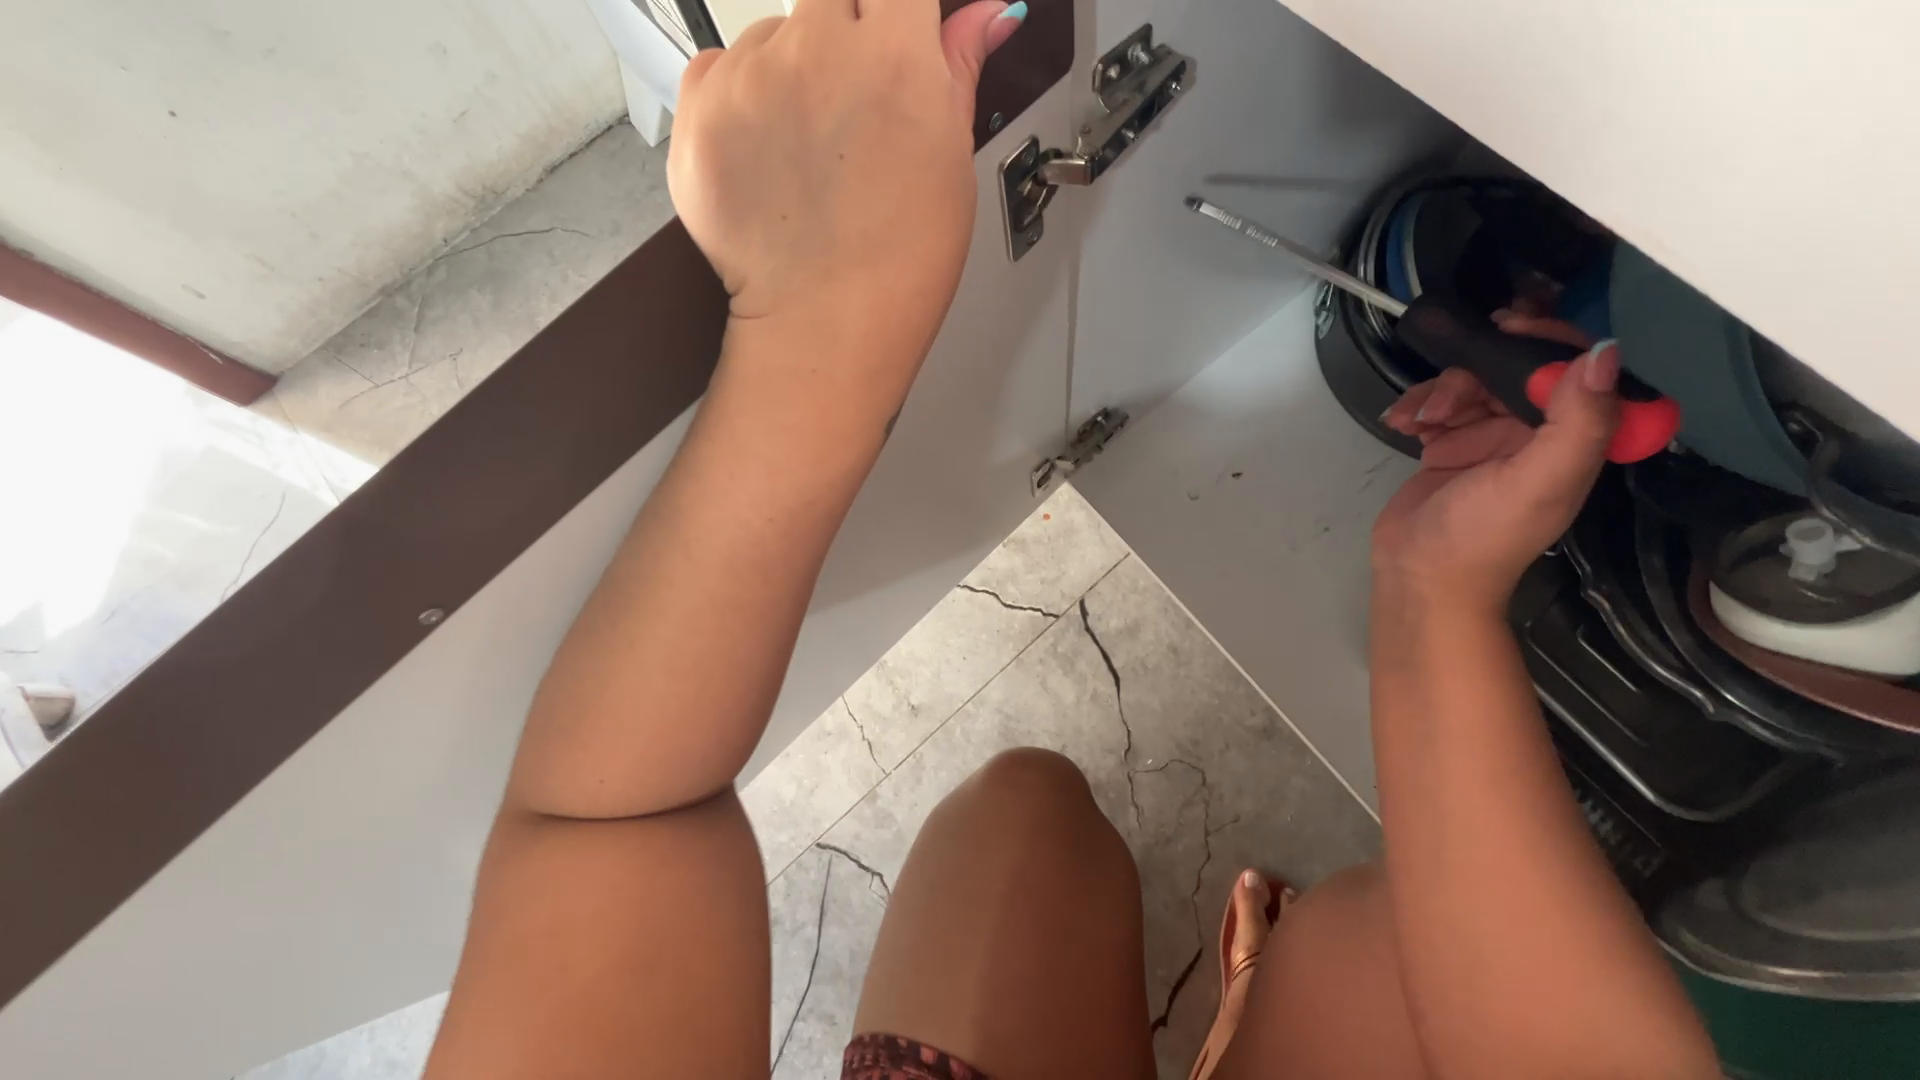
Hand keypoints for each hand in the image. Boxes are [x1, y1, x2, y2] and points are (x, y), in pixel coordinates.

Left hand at [667, 0, 1023, 384]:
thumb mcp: (951, 159)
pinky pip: (717, 69)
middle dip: (846, 39)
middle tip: (854, 116)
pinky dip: (739, 98)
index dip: (895, 15)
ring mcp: (751, 79)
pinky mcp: (699, 113)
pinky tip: (767, 154)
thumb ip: (960, 66)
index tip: (893, 41)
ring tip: (808, 153)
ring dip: (790, 73)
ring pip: (772, 35)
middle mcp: (817, 49)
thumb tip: (991, 10)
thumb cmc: (899, 261)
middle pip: (830, 0)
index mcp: (895, 55)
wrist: (827, 322)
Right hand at [1372, 315, 1620, 614]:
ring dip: (1441, 391)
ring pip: (1471, 384)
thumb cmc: (1484, 535)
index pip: (1579, 370)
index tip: (1509, 330)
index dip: (1552, 341)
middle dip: (1479, 369)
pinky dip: (1417, 407)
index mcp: (1572, 439)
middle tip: (1450, 389)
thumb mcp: (1540, 481)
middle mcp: (1535, 434)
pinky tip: (1401, 424)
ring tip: (1421, 420)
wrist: (1420, 577)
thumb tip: (1603, 351)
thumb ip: (1578, 422)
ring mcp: (1488, 440)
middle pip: (1516, 370)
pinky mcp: (1448, 447)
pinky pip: (1437, 406)